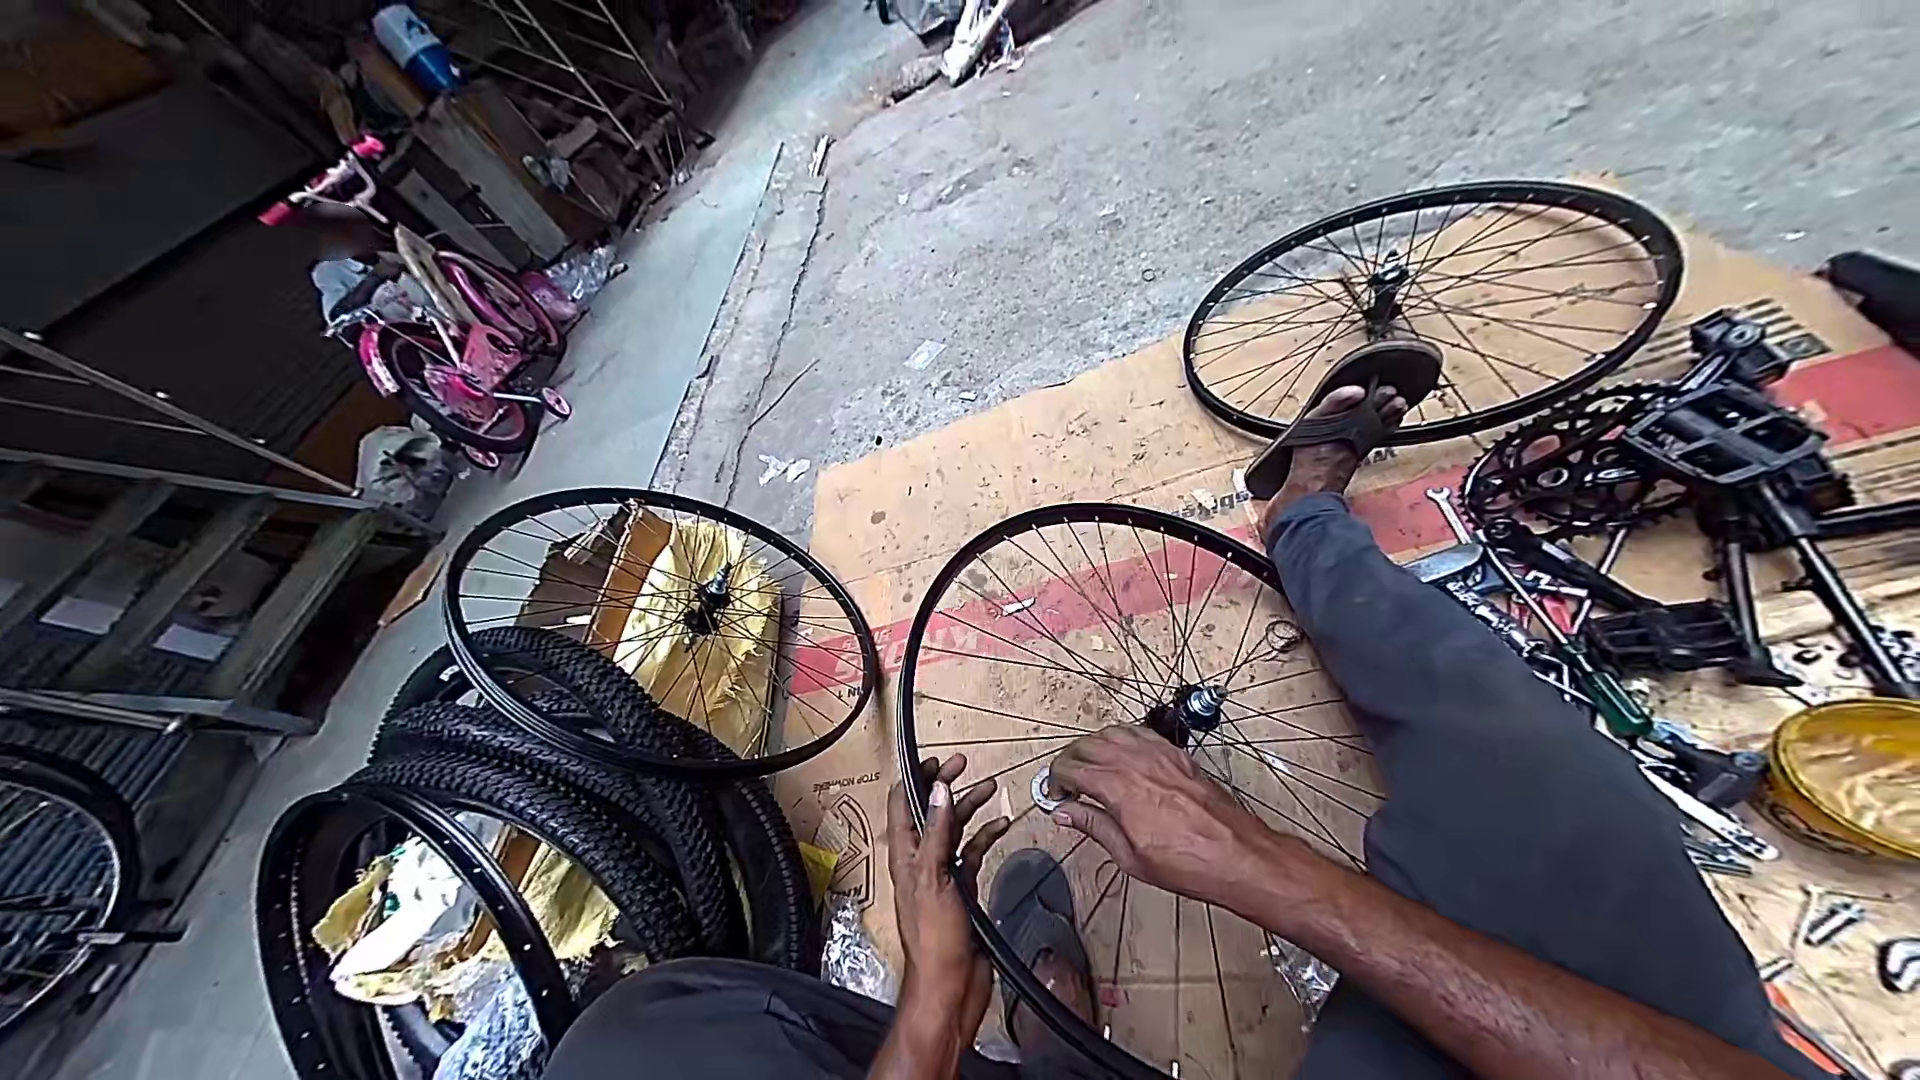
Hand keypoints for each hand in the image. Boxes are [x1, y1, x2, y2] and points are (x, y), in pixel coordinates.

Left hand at [885, 755, 1010, 1033]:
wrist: (950, 987)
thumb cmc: (934, 940)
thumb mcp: (934, 878)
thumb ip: (937, 831)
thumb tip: (939, 790)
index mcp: (906, 853)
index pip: (904, 803)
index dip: (917, 778)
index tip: (935, 760)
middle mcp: (921, 857)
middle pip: (932, 809)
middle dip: (946, 784)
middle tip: (962, 763)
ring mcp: (942, 871)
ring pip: (955, 827)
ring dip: (970, 805)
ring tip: (990, 787)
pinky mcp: (962, 885)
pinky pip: (973, 850)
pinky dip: (986, 835)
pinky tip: (1001, 825)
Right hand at [1049, 726, 1287, 908]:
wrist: (1236, 854)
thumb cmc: (1186, 862)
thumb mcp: (1129, 856)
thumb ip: (1093, 826)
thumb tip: (1063, 813)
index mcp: (1117, 787)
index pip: (1070, 769)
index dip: (1054, 780)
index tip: (1055, 795)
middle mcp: (1133, 761)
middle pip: (1085, 746)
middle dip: (1069, 761)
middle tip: (1066, 782)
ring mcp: (1155, 752)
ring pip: (1109, 733)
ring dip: (1092, 746)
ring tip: (1090, 767)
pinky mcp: (1173, 752)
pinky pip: (1137, 731)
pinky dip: (1120, 738)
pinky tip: (1121, 754)